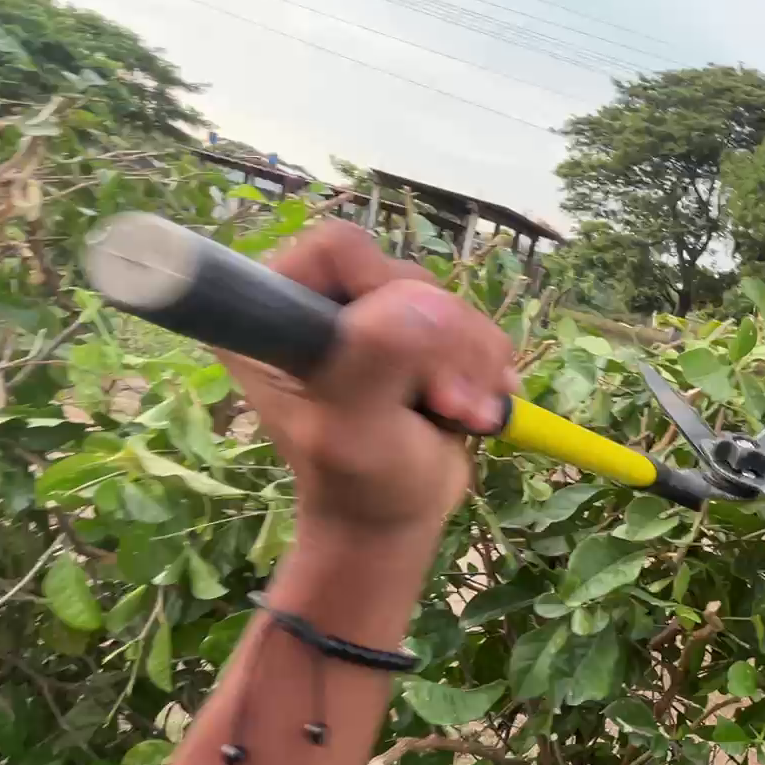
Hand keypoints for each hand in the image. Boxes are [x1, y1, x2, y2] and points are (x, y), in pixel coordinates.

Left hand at [218, 221, 516, 540]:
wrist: (397, 513)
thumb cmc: (361, 484)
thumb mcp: (353, 430)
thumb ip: (376, 360)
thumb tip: (431, 304)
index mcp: (276, 314)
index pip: (340, 250)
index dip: (385, 291)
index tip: (405, 356)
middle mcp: (324, 306)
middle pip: (407, 277)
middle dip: (443, 344)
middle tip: (444, 402)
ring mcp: (377, 321)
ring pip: (449, 302)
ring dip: (473, 361)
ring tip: (464, 413)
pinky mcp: (421, 339)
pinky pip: (475, 324)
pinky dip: (489, 366)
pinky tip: (480, 405)